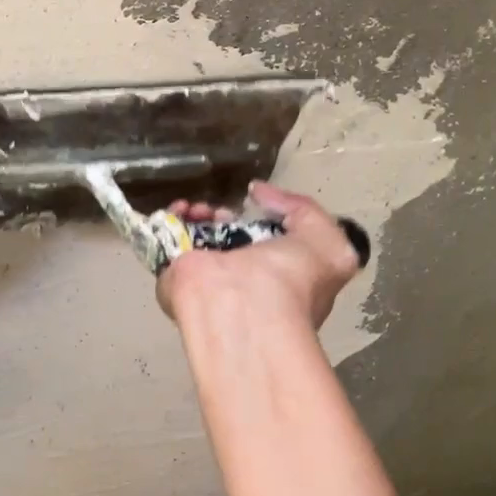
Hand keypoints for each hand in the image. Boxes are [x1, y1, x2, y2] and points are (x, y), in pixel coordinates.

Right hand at [155, 182, 363, 329]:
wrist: (238, 304)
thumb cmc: (290, 281)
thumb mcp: (327, 243)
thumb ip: (304, 210)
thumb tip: (259, 192)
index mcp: (282, 278)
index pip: (269, 245)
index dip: (262, 219)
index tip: (254, 203)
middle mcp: (243, 280)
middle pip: (229, 237)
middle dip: (224, 215)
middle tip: (220, 209)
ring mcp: (206, 278)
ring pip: (196, 236)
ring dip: (197, 213)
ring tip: (198, 208)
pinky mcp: (172, 273)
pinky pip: (168, 238)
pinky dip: (171, 218)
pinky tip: (180, 209)